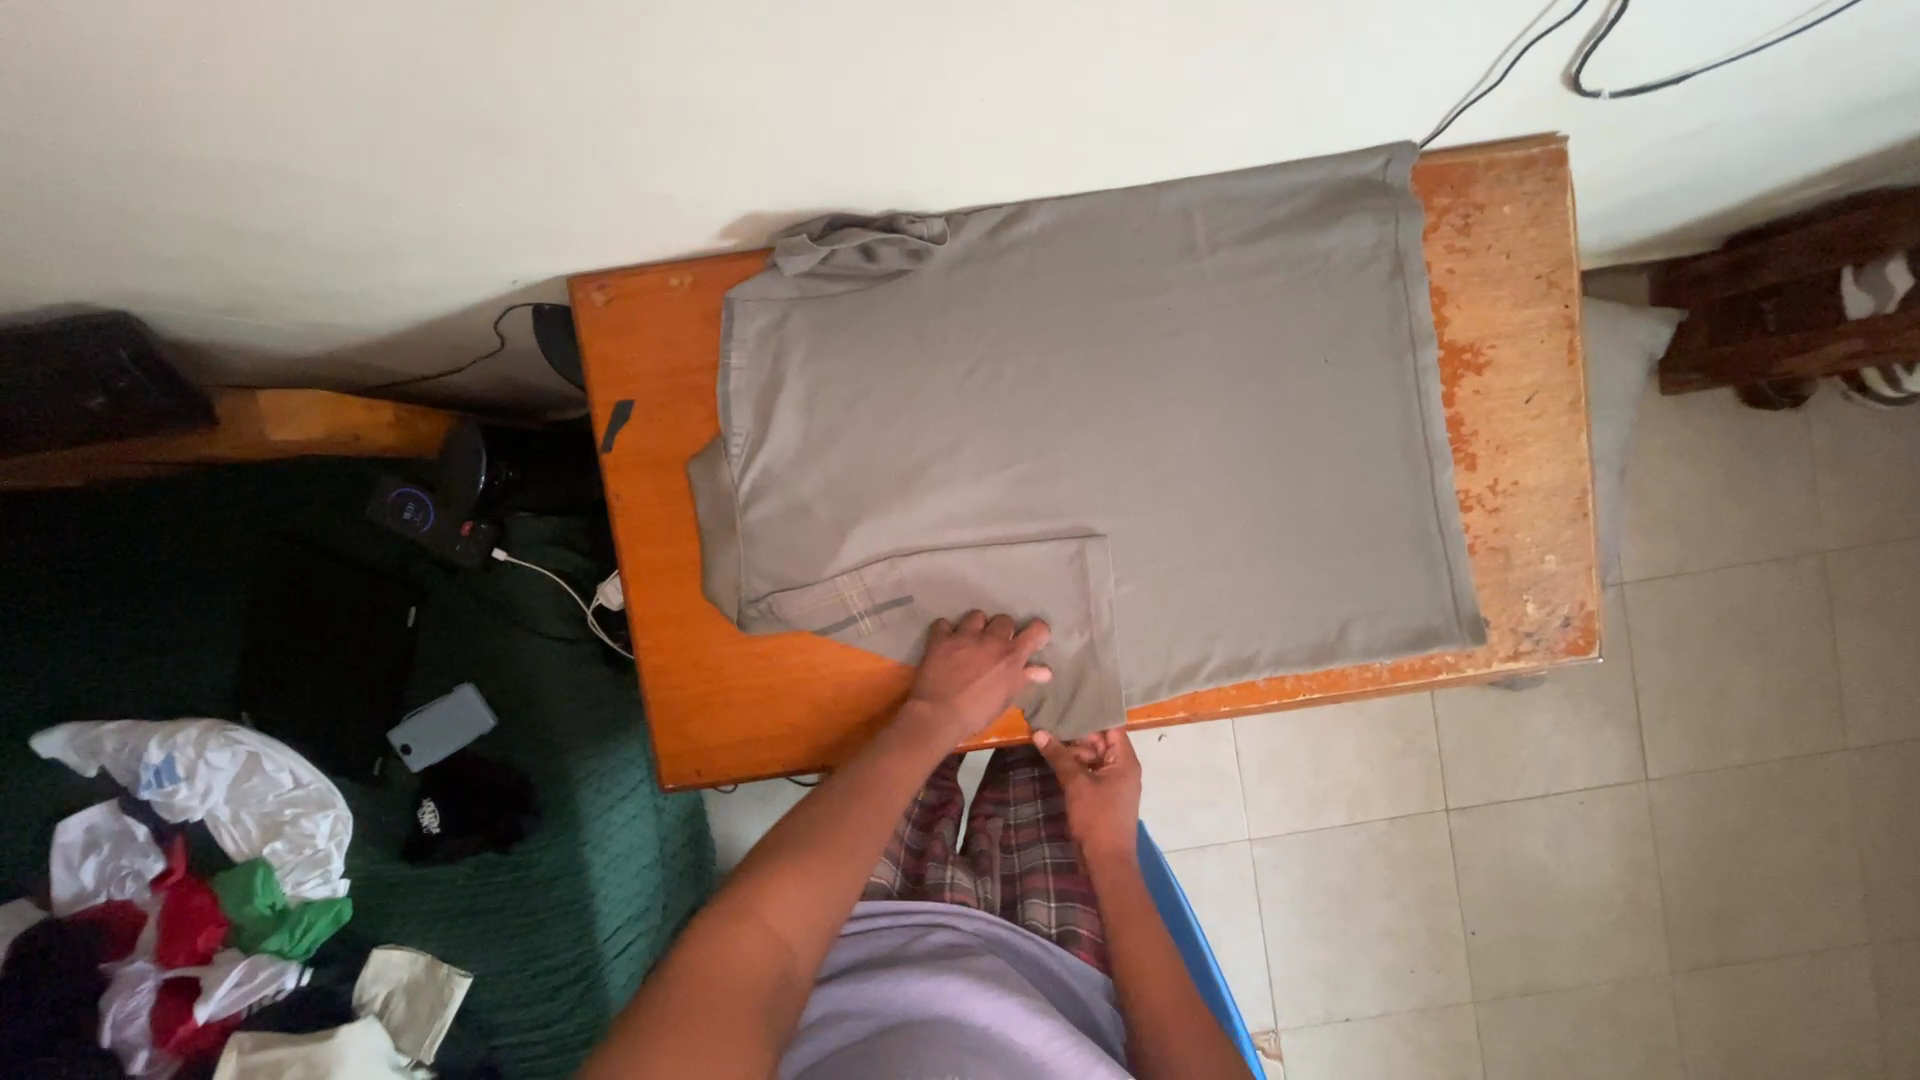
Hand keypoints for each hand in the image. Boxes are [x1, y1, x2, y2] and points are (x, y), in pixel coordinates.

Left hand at [903, 611, 1052, 743]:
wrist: (939, 716)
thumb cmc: (977, 714)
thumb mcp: (1006, 699)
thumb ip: (1024, 679)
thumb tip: (1045, 671)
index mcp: (1011, 656)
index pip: (1037, 630)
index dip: (1037, 632)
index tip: (1033, 639)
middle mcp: (991, 640)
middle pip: (1004, 619)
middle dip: (1002, 630)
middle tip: (994, 646)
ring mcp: (965, 637)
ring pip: (976, 615)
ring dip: (975, 626)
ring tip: (969, 641)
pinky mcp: (941, 639)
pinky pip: (944, 624)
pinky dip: (945, 631)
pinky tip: (944, 643)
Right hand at [1032, 727, 1141, 868]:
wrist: (1106, 861)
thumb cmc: (1097, 819)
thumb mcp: (1076, 784)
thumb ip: (1059, 756)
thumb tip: (1038, 732)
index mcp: (1125, 760)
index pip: (1111, 726)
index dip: (1091, 713)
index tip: (1069, 701)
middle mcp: (1122, 768)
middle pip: (1100, 741)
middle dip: (1075, 732)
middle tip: (1049, 718)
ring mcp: (1113, 783)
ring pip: (1092, 757)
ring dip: (1072, 750)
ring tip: (1046, 735)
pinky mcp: (1102, 795)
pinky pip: (1088, 772)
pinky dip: (1073, 766)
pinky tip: (1053, 757)